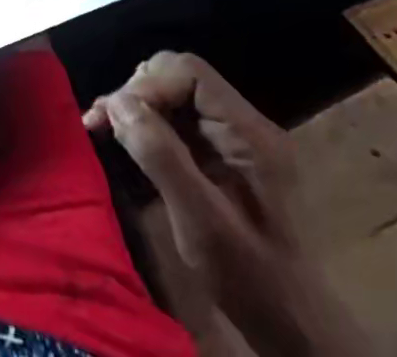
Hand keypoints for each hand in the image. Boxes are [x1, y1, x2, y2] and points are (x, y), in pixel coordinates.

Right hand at [85, 52, 367, 356]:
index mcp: (250, 133)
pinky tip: (125, 141)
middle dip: (137, 92)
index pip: (191, 73)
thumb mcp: (200, 220)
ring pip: (176, 95)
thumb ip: (160, 156)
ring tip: (104, 129)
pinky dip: (148, 124)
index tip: (115, 117)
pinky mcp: (224, 155)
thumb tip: (118, 104)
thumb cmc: (250, 276)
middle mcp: (245, 124)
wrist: (293, 323)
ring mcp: (235, 139)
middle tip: (103, 123)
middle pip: (181, 76)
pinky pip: (180, 120)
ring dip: (138, 106)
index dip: (147, 85)